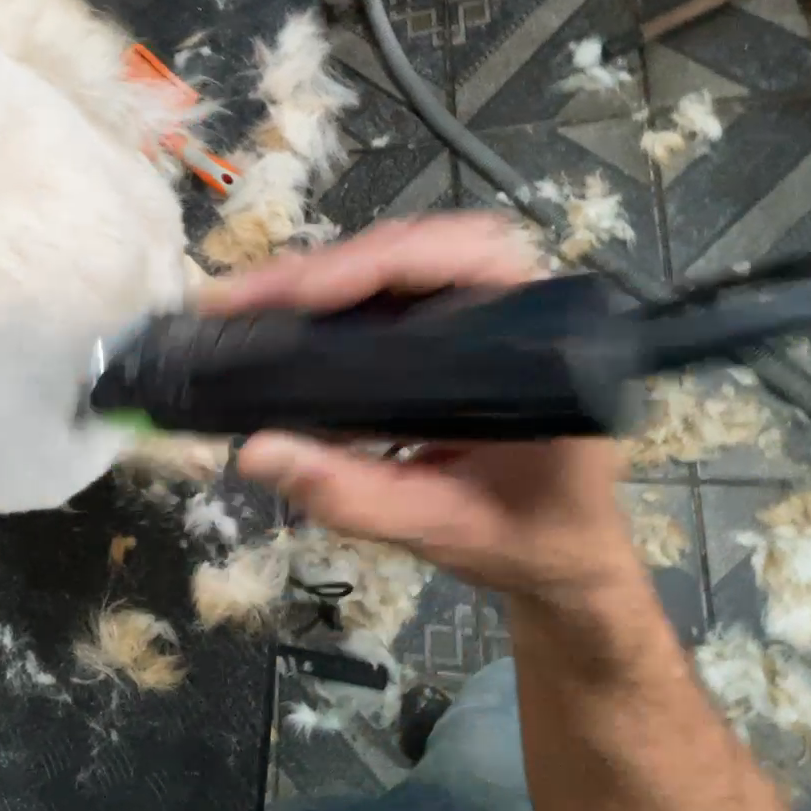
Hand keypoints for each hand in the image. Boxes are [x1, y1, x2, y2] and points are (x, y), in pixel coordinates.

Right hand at [205, 215, 638, 608]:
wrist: (564, 557)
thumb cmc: (527, 542)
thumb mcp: (440, 526)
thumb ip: (354, 497)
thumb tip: (254, 451)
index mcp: (543, 346)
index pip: (464, 260)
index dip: (377, 264)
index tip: (303, 292)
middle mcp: (516, 312)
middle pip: (417, 252)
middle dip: (326, 267)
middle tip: (245, 296)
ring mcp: (483, 319)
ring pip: (397, 267)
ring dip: (321, 278)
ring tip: (252, 302)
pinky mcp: (452, 335)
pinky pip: (389, 300)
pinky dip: (333, 304)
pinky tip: (285, 320)